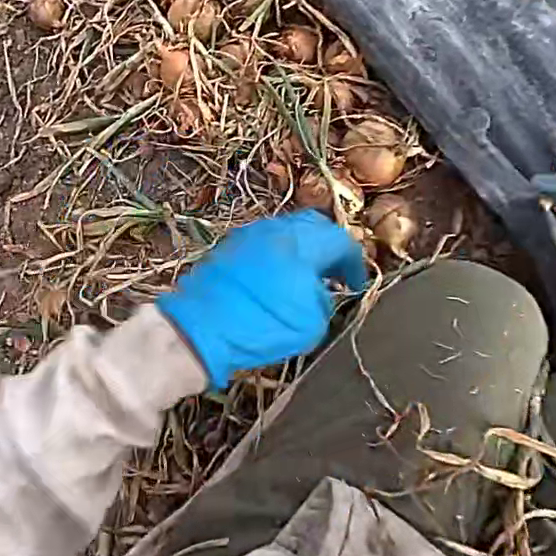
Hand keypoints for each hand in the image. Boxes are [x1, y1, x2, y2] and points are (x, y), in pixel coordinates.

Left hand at [157, 211, 368, 387]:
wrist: (198, 329)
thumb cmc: (261, 325)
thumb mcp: (310, 323)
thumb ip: (324, 299)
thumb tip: (322, 290)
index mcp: (303, 242)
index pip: (341, 241)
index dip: (354, 263)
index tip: (356, 284)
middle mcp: (277, 230)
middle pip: (315, 226)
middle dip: (330, 248)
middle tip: (335, 274)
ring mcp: (250, 234)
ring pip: (288, 231)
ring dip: (304, 250)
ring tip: (307, 278)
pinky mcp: (230, 246)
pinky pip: (266, 242)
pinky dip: (281, 254)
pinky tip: (279, 278)